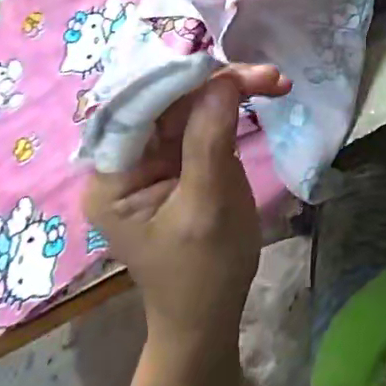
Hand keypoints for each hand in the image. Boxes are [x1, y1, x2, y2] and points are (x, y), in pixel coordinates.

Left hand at [81, 64, 289, 351]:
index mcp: (112, 177)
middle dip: (214, 82)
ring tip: (274, 81)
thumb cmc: (204, 271)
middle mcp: (123, 161)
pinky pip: (197, 121)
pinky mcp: (175, 162)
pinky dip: (227, 106)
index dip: (182, 79)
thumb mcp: (209, 205)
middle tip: (269, 75)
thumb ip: (210, 140)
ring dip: (228, 90)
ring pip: (185, 105)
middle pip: (164, 101)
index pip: (139, 108)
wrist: (208, 316)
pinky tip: (254, 94)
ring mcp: (149, 160)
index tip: (233, 69)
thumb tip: (223, 81)